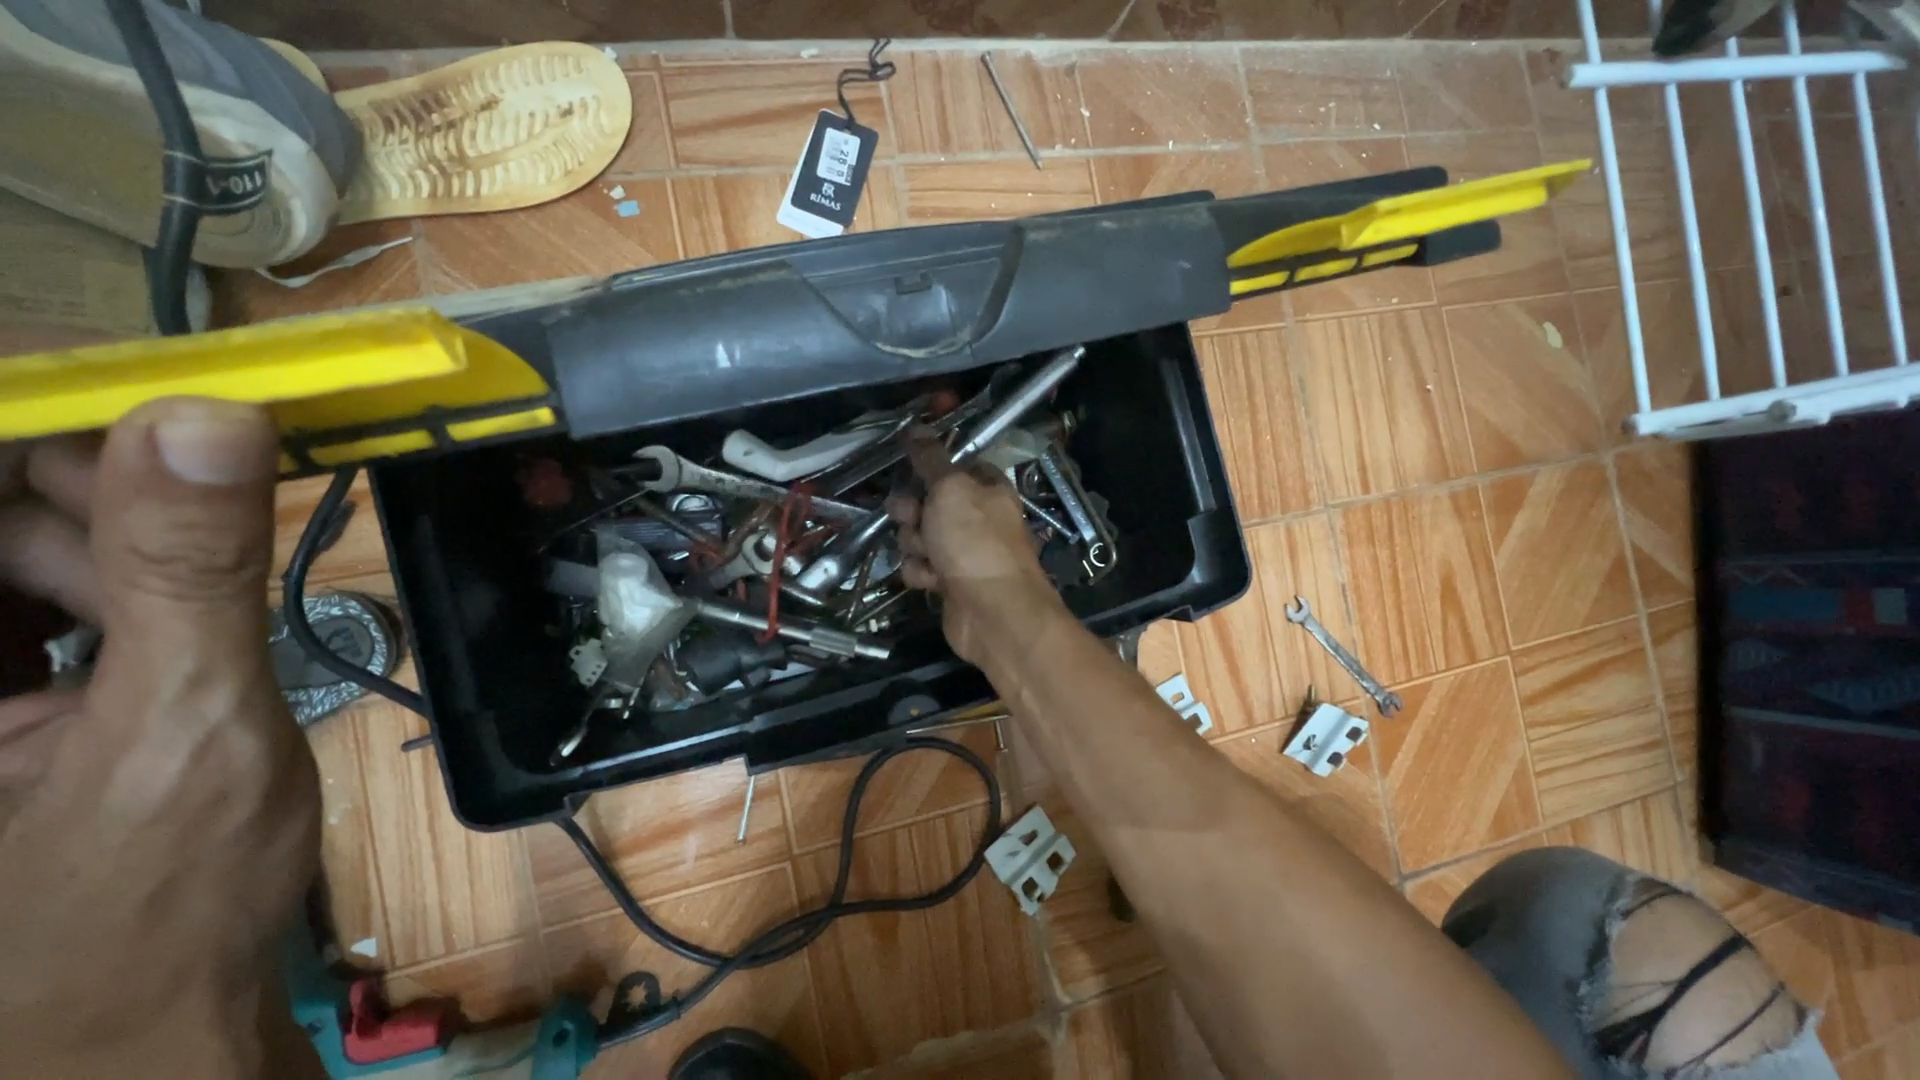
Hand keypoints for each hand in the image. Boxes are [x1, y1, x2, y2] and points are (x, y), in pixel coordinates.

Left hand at [0, 399, 318, 1074]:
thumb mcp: (190, 730)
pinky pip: (15, 588)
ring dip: (92, 525)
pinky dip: (92, 571)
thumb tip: (213, 414)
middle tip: (197, 481)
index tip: (134, 383)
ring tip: (183, 576)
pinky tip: (155, 607)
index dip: (12, 408)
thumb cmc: (157, 906)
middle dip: (67, 472)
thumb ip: (193, 572)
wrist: (142, 1022)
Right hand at [887, 429, 1067, 665]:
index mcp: (986, 487)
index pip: (951, 465)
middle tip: (912, 517)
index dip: (927, 468)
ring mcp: (963, 551)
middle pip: (926, 501)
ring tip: (931, 557)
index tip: (907, 467)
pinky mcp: (949, 582)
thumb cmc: (976, 541)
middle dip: (912, 511)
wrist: (994, 611)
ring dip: (915, 545)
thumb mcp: (951, 488)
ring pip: (918, 536)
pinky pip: (919, 567)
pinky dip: (921, 573)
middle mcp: (976, 516)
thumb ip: (930, 458)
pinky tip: (932, 581)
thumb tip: (916, 427)